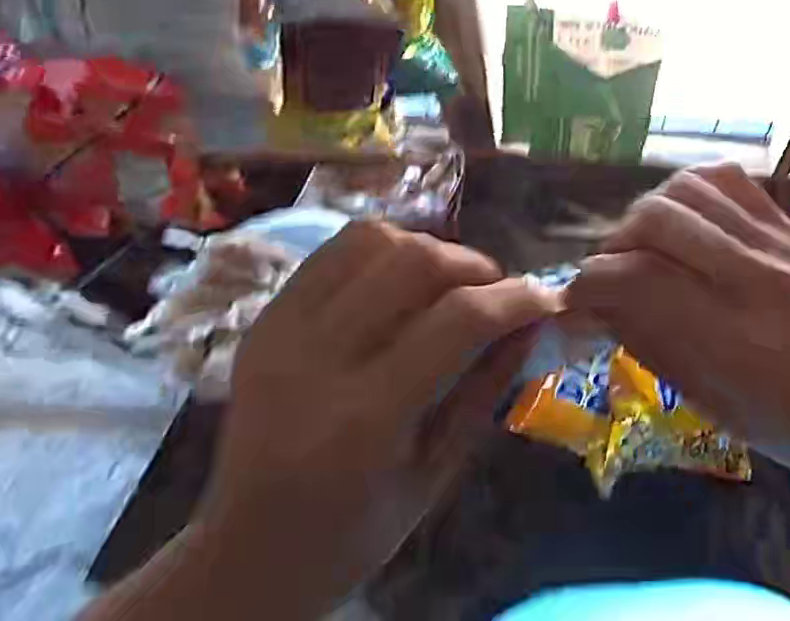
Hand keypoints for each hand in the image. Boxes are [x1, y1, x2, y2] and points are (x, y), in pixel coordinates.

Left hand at [193, 221, 557, 618]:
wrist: (245, 549)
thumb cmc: (354, 530)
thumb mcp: (437, 472)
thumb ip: (486, 386)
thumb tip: (532, 321)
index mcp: (365, 418)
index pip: (458, 320)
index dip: (514, 298)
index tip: (545, 297)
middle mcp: (317, 357)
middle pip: (414, 262)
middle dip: (473, 265)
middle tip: (494, 291)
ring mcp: (282, 327)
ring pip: (373, 239)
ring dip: (427, 248)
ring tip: (446, 281)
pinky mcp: (266, 315)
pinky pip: (335, 249)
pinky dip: (382, 248)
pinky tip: (399, 278)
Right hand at [568, 165, 789, 479]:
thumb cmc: (786, 422)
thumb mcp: (707, 399)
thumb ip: (644, 339)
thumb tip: (590, 303)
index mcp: (733, 335)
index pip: (637, 278)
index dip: (590, 281)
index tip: (577, 296)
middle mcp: (753, 275)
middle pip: (656, 219)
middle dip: (615, 243)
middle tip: (613, 271)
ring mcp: (775, 242)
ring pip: (686, 188)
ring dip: (648, 213)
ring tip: (647, 244)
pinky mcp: (787, 225)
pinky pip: (726, 178)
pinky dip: (689, 189)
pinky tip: (684, 217)